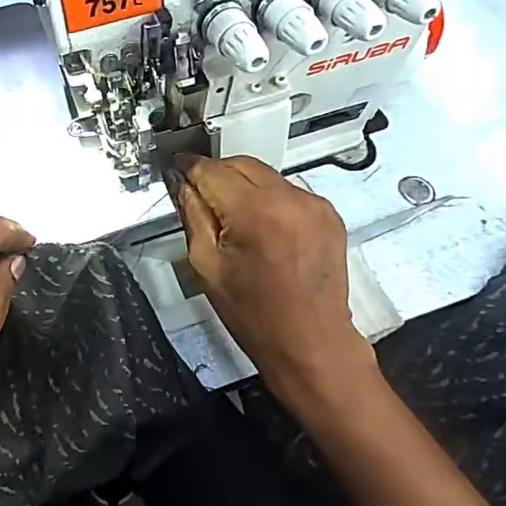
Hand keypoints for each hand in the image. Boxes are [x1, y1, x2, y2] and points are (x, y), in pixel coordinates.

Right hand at [168, 154, 381, 415]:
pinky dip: (271, 199)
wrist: (311, 341)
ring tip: (234, 218)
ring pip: (266, 175)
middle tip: (199, 193)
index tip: (177, 166)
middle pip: (241, 164)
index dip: (189, 166)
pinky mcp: (329, 213)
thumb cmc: (258, 317)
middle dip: (217, 174)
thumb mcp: (208, 267)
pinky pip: (289, 191)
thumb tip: (182, 183)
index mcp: (255, 212)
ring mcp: (314, 204)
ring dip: (245, 186)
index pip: (213, 170)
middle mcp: (290, 199)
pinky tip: (263, 226)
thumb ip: (192, 215)